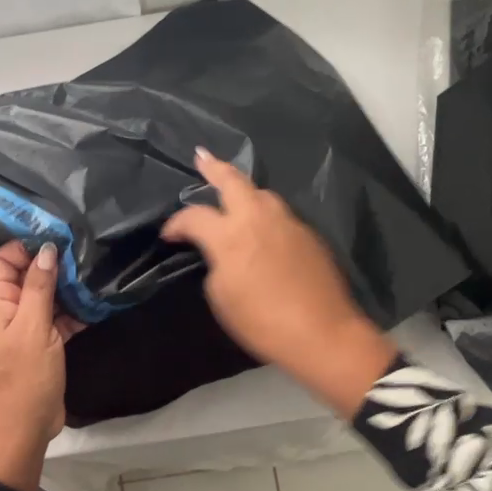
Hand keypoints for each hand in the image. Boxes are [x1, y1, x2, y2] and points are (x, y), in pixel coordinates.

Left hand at [0, 241, 82, 490]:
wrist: (27, 428)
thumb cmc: (25, 378)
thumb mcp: (33, 328)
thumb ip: (38, 287)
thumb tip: (46, 249)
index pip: (3, 261)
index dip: (25, 245)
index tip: (57, 236)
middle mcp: (8, 311)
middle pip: (25, 274)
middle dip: (50, 262)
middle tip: (82, 250)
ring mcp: (27, 327)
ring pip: (45, 294)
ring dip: (66, 285)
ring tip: (94, 271)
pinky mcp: (44, 342)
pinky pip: (58, 316)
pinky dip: (75, 309)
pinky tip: (97, 301)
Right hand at [161, 148, 396, 418]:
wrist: (322, 333)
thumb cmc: (263, 322)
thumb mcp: (222, 297)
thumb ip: (215, 265)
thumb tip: (220, 253)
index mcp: (231, 235)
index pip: (195, 216)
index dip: (177, 223)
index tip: (169, 234)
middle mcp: (259, 218)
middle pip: (234, 181)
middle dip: (215, 167)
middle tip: (202, 157)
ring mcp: (288, 223)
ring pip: (262, 194)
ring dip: (243, 189)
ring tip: (233, 192)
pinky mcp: (309, 235)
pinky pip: (280, 214)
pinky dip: (264, 213)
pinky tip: (262, 226)